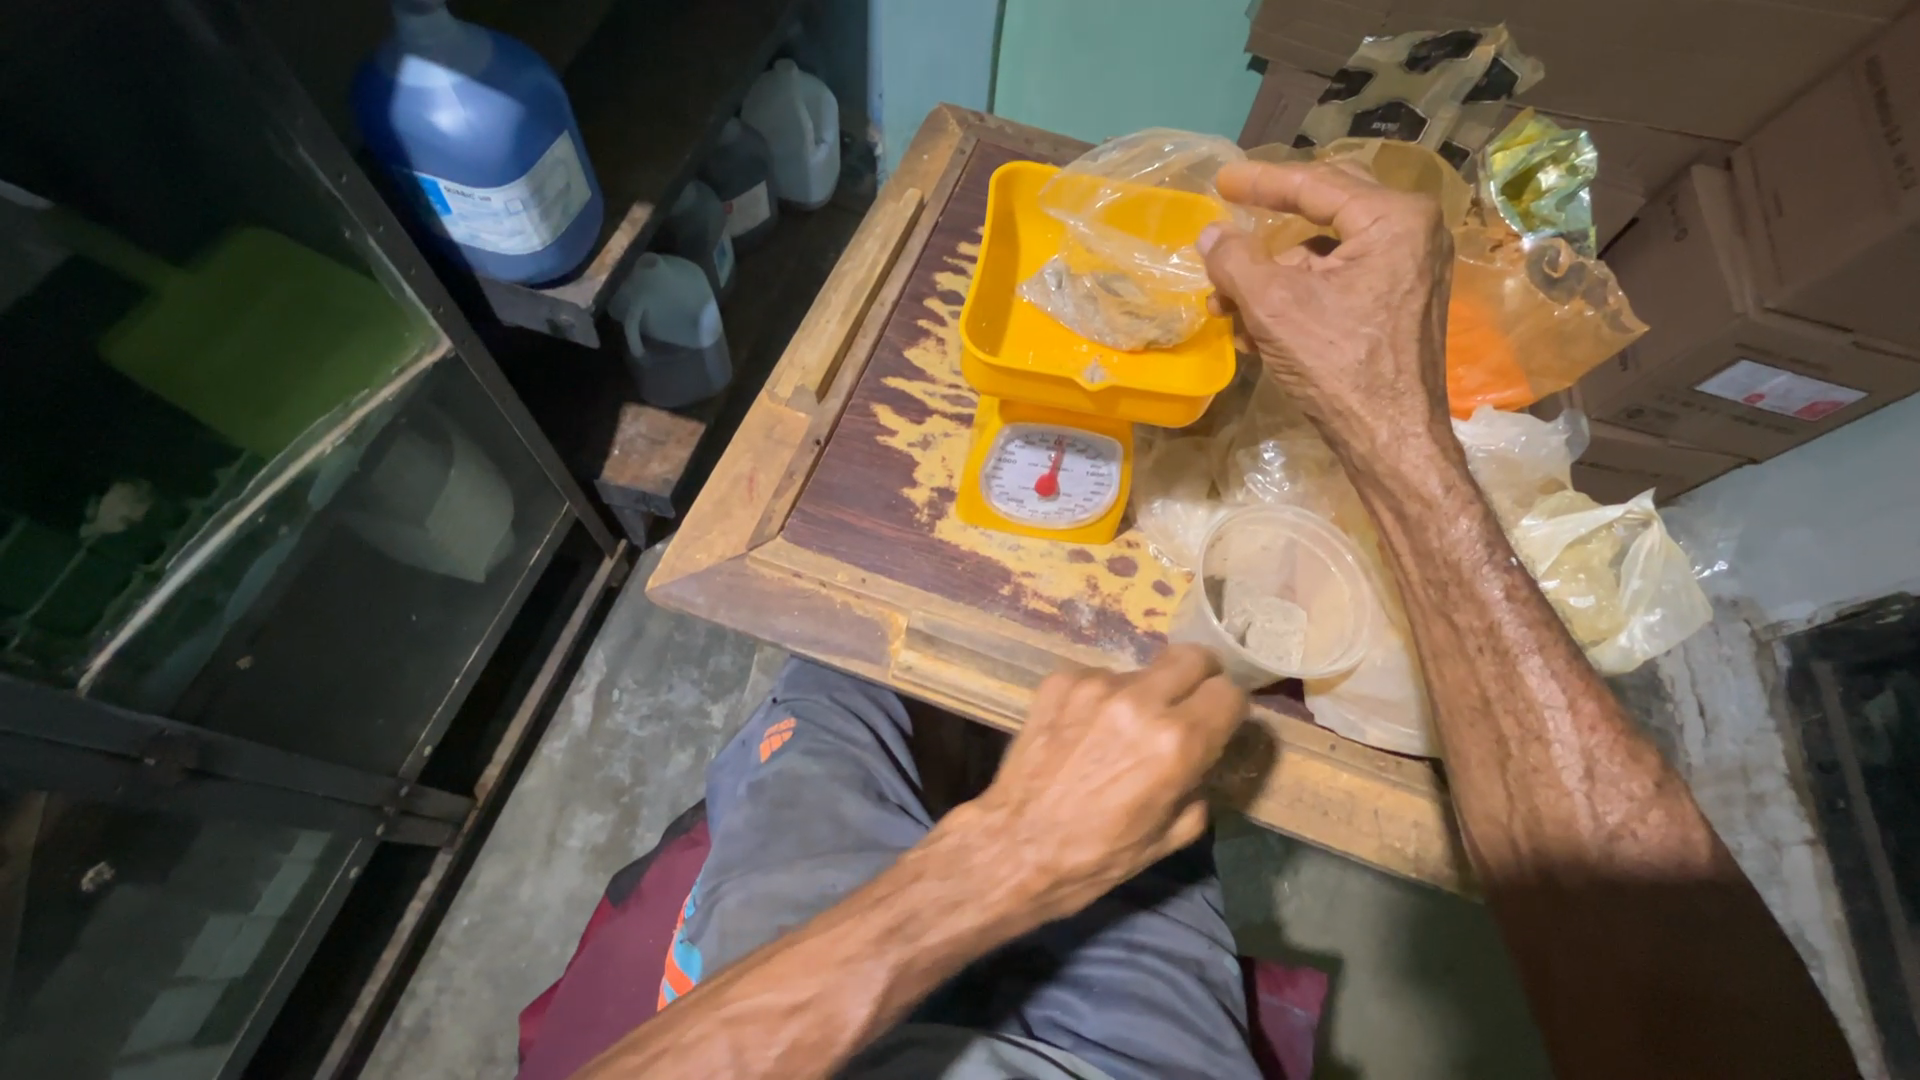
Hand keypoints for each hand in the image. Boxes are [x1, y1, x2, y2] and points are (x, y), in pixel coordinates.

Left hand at [963, 646, 1246, 919]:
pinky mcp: (1060, 680)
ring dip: (1143, 693)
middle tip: (1185, 702)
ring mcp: (1095, 684)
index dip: (1227, 709)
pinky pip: (1099, 677)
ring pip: (1141, 670)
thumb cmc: (1099, 854)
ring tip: (1119, 730)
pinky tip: (1084, 731)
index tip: (1217, 721)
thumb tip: (1206, 752)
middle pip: (1192, 656)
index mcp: (1177, 742)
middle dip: (1198, 677)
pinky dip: (1101, 698)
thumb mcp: (1172, 834)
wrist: (1017, 844)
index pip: (1229, 692)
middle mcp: (1140, 701)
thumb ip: (1200, 782)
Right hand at [1200, 161, 1453, 458]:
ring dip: (1272, 280)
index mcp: (1394, 219)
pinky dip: (1296, 301)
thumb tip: (1210, 234)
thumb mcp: (1273, 306)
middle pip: (1323, 216)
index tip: (1222, 181)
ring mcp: (1409, 272)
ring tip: (1229, 309)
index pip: (1317, 184)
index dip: (1262, 182)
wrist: (1388, 436)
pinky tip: (1259, 330)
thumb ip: (1236, 261)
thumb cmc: (1337, 364)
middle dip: (1265, 238)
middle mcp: (1412, 235)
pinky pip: (1337, 285)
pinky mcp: (1399, 307)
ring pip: (1324, 259)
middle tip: (1228, 228)